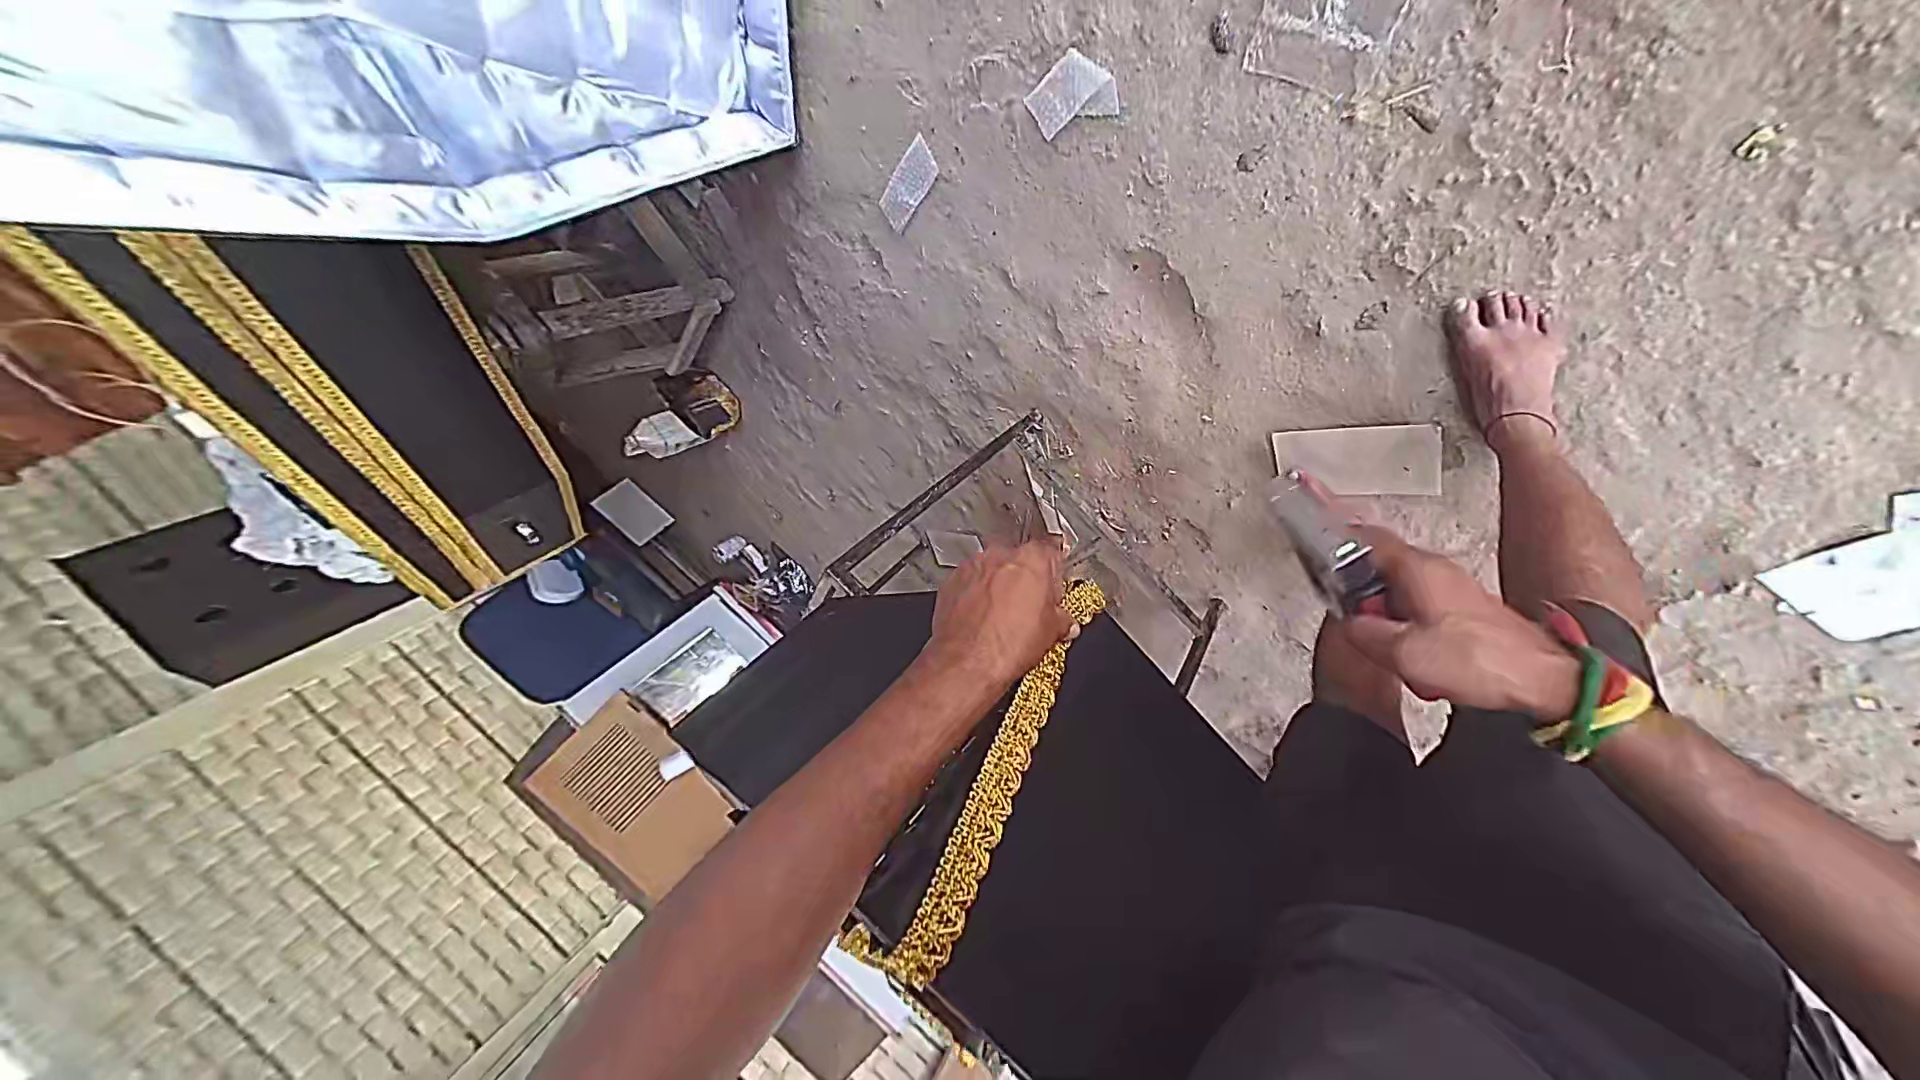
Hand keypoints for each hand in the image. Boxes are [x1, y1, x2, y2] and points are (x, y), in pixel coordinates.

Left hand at [921, 538, 1076, 687]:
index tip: (1057, 580)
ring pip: (993, 570)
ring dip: (999, 586)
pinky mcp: (952, 582)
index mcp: (1032, 559)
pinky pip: (970, 583)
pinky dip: (976, 595)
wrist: (966, 662)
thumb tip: (1064, 622)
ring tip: (1004, 616)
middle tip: (1031, 605)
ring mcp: (973, 566)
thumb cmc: (1006, 645)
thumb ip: (1062, 618)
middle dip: (1026, 579)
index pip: (1052, 549)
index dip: (1056, 568)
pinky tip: (983, 618)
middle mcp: (1001, 555)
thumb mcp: (1051, 632)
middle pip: (1020, 559)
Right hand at [1339, 526, 1580, 720]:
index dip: (1338, 538)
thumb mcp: (1402, 652)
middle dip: (1356, 585)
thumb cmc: (1486, 661)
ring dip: (1381, 607)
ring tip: (1379, 639)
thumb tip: (1348, 624)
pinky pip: (1417, 605)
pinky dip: (1401, 620)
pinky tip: (1406, 650)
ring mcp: (1452, 589)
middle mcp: (1436, 572)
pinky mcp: (1464, 611)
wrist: (1546, 682)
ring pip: (1398, 587)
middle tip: (1345, 607)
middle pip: (1379, 564)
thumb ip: (1363, 633)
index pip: (1366, 538)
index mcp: (1417, 570)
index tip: (1321, 537)